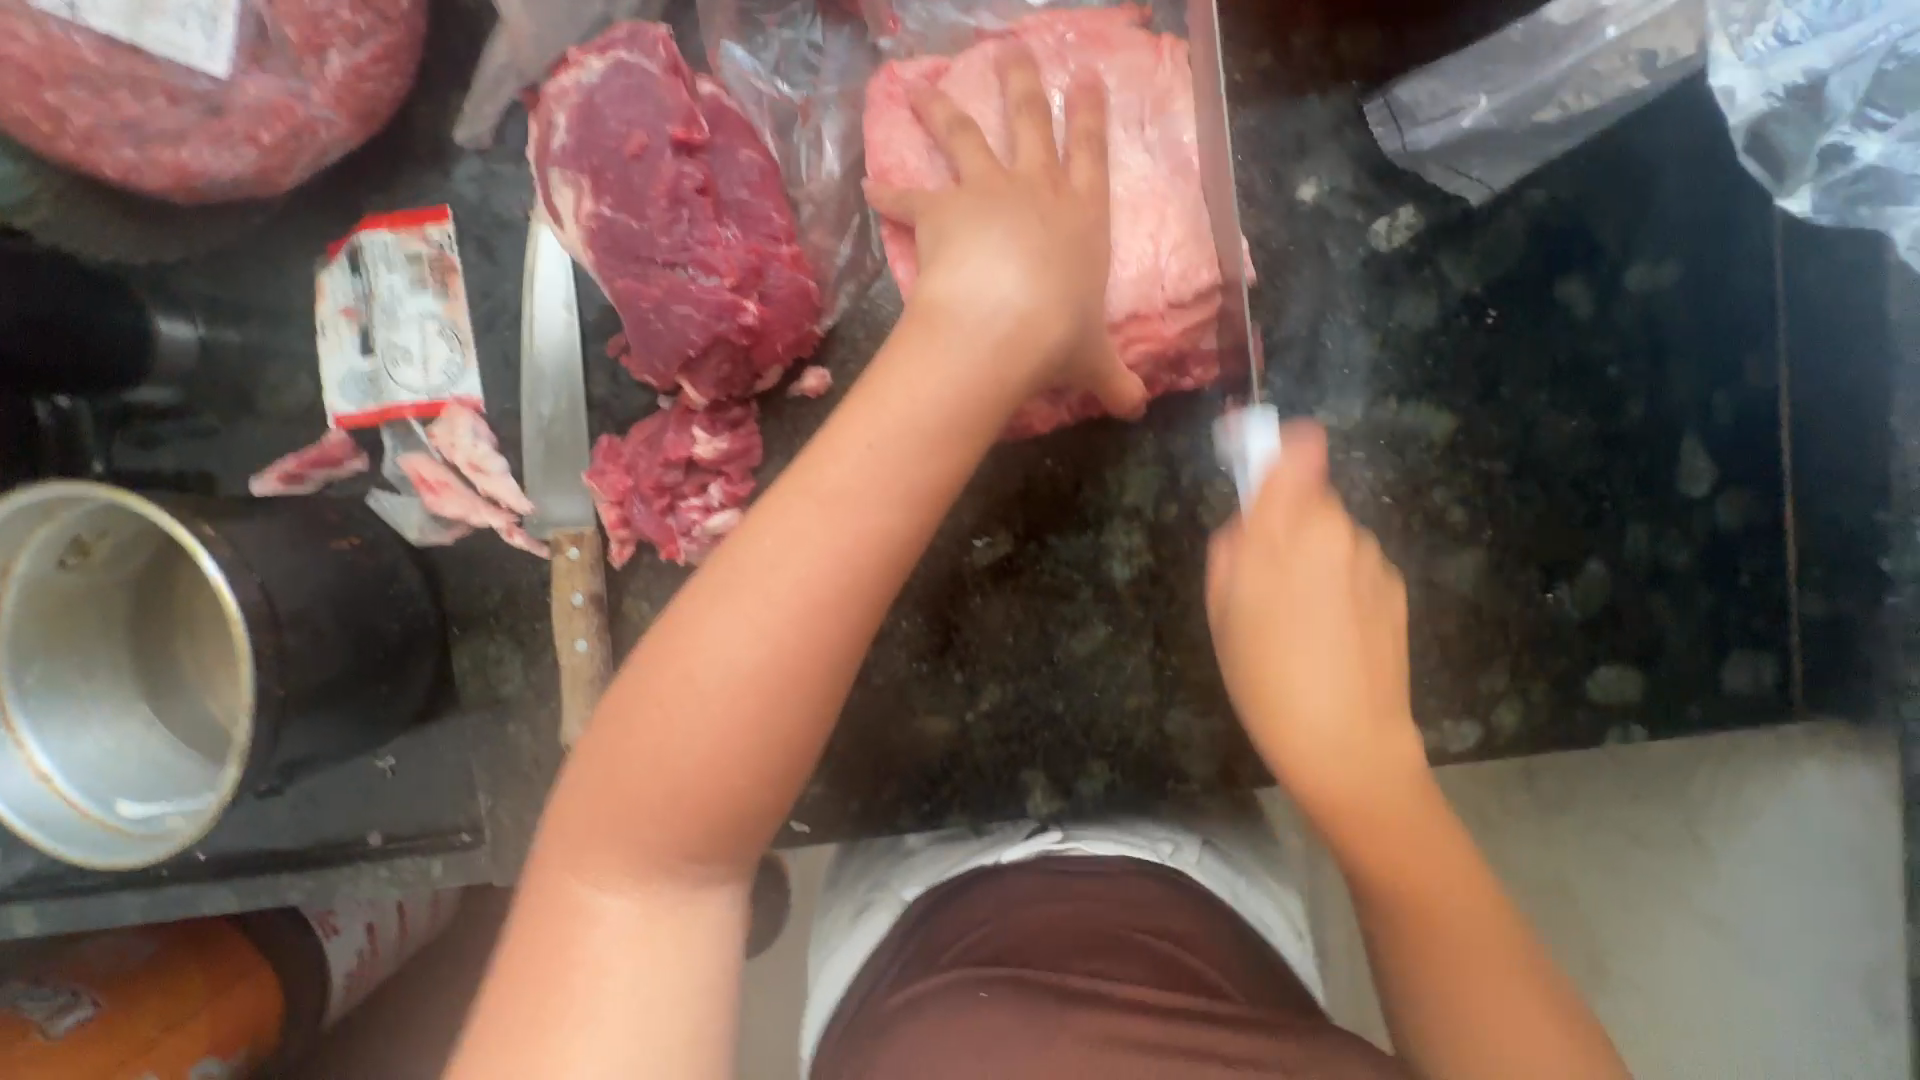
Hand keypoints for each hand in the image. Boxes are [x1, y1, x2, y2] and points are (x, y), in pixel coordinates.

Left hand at [866, 44, 1146, 417]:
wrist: (1006, 326)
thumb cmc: (1060, 338)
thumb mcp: (1094, 362)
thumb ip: (1115, 381)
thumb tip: (1137, 410)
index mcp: (1084, 217)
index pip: (1092, 153)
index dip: (1089, 115)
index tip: (1085, 78)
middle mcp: (1038, 190)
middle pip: (1030, 124)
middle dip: (1023, 86)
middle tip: (1013, 53)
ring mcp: (989, 192)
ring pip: (965, 135)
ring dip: (943, 109)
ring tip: (923, 88)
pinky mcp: (943, 209)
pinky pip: (909, 197)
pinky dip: (888, 193)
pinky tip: (869, 186)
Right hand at [1205, 421, 1428, 824]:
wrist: (1345, 743)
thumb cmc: (1264, 679)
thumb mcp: (1221, 612)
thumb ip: (1231, 547)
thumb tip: (1249, 519)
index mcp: (1288, 530)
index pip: (1300, 449)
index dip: (1278, 450)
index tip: (1257, 473)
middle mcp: (1338, 531)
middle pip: (1310, 497)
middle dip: (1286, 523)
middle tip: (1264, 581)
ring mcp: (1373, 559)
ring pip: (1333, 534)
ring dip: (1313, 557)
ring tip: (1298, 620)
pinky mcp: (1397, 587)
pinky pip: (1355, 565)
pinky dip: (1340, 584)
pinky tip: (1332, 634)